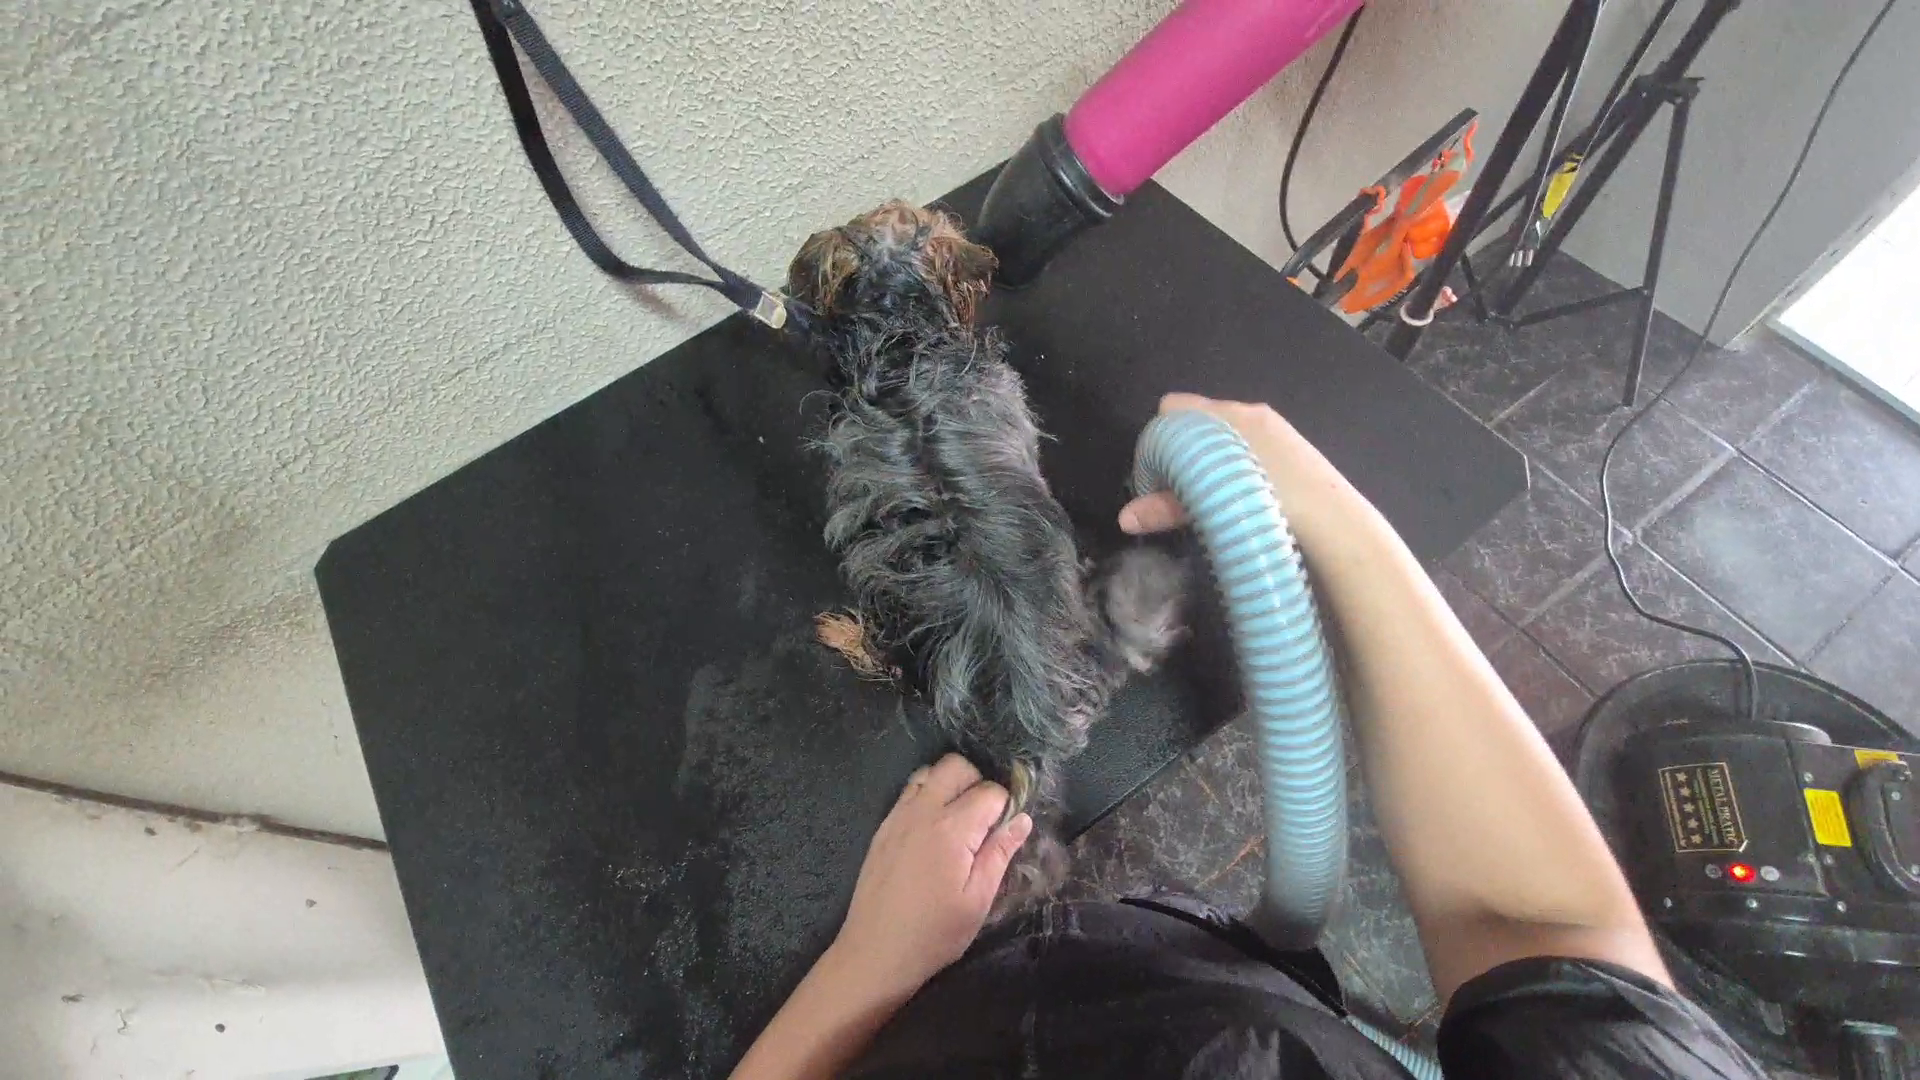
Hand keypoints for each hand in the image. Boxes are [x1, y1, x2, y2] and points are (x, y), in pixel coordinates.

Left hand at [827, 754, 1031, 1000]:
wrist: (874, 952)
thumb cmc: (933, 934)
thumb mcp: (977, 901)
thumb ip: (1000, 854)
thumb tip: (1023, 819)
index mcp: (952, 828)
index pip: (990, 792)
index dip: (1005, 807)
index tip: (1006, 831)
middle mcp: (923, 810)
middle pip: (957, 766)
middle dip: (978, 782)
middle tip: (984, 819)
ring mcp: (899, 815)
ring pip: (930, 772)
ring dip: (950, 784)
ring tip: (959, 819)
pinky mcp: (883, 826)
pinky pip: (909, 791)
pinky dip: (927, 795)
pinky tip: (933, 828)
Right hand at [1119, 393, 1370, 558]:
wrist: (1335, 525)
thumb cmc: (1268, 505)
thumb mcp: (1211, 504)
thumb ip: (1166, 506)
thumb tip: (1123, 519)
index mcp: (1230, 415)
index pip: (1174, 410)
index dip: (1158, 440)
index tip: (1155, 475)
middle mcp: (1250, 414)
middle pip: (1196, 424)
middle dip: (1180, 454)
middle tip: (1174, 490)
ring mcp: (1272, 430)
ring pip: (1220, 438)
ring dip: (1204, 463)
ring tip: (1202, 496)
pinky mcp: (1288, 449)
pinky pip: (1243, 448)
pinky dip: (1228, 467)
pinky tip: (1232, 495)